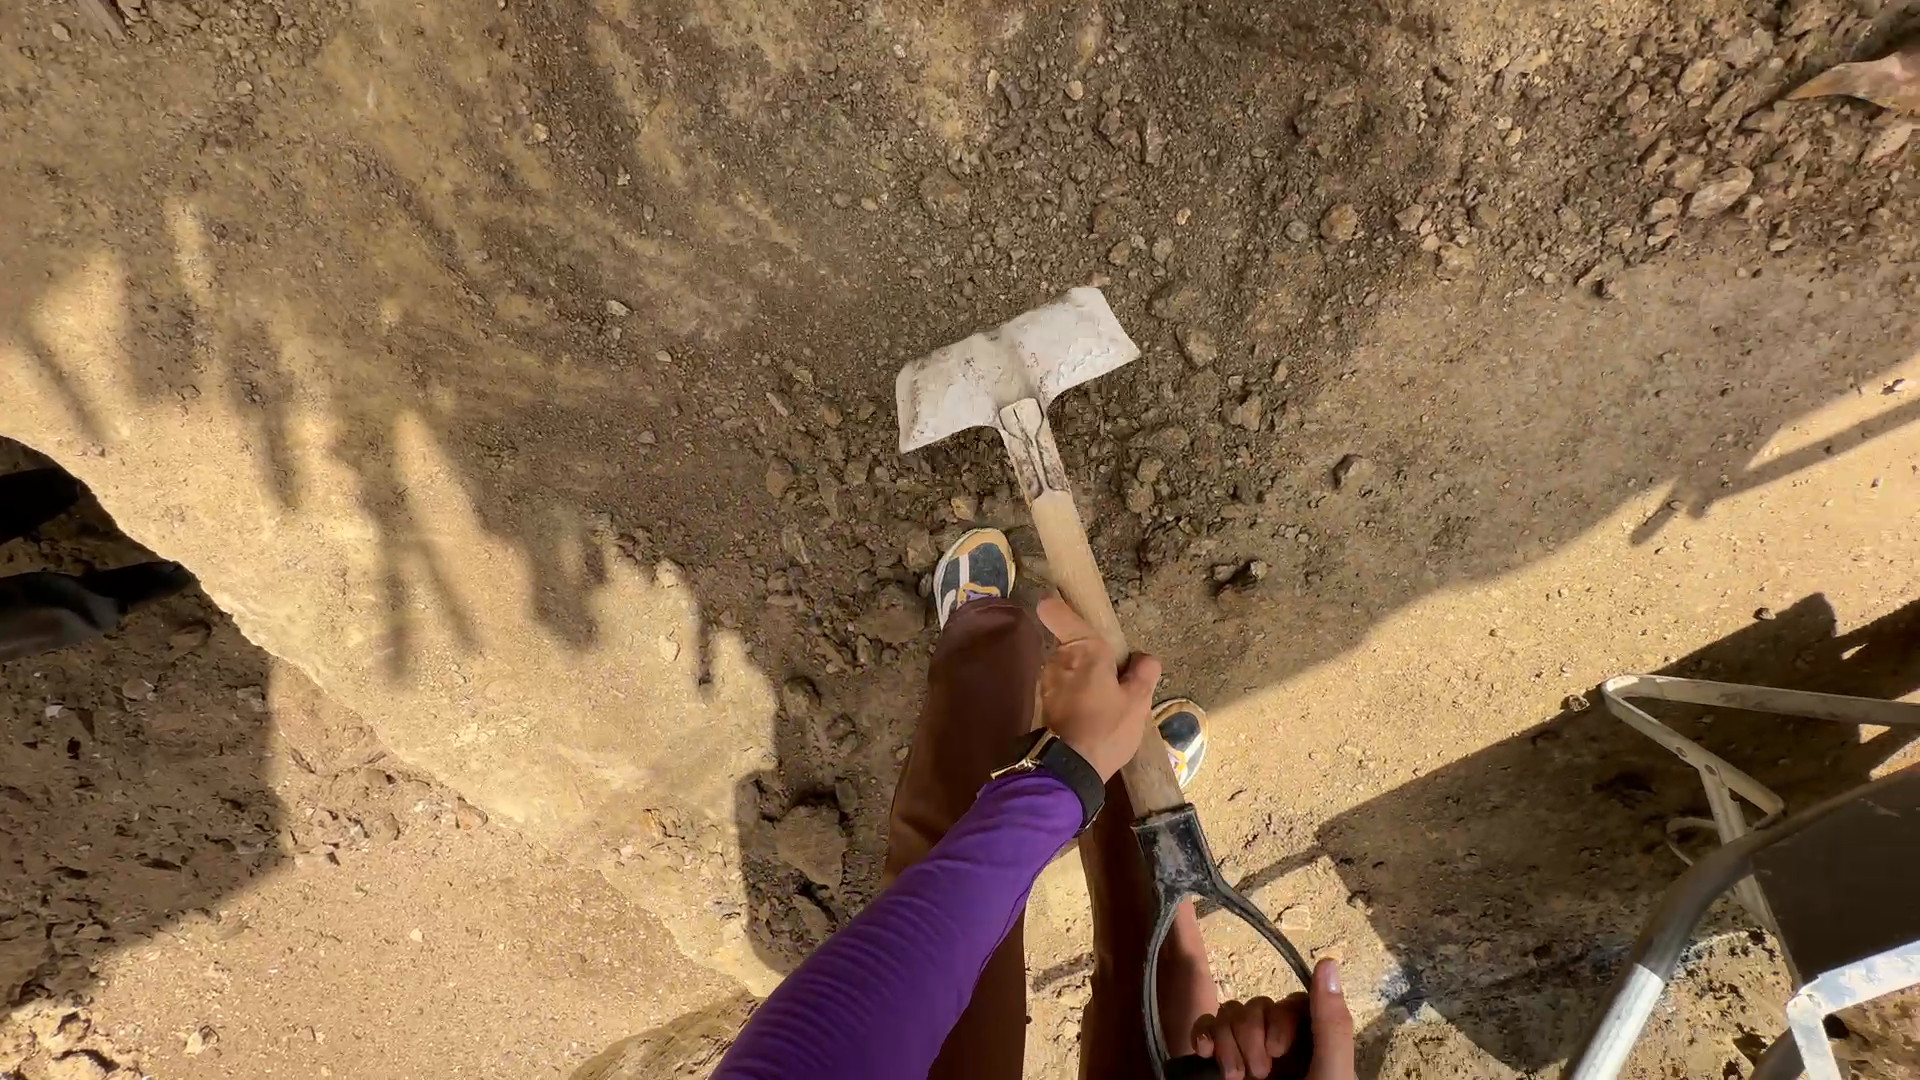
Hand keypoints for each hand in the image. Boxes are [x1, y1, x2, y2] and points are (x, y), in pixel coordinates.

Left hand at [1036, 595, 1160, 781]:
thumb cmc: (1107, 728)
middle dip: (1089, 654)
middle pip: (1070, 642)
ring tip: (1105, 702)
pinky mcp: (1043, 702)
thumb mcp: (1138, 702)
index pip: (1054, 609)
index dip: (1060, 605)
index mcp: (1082, 647)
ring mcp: (1046, 680)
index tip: (1073, 610)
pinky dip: (1074, 695)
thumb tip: (1145, 659)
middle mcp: (1058, 657)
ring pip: (1066, 666)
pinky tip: (1091, 715)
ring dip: (1082, 677)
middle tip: (1114, 678)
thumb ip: (1143, 673)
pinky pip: (1061, 687)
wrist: (1070, 768)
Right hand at [1190, 959, 1353, 1079]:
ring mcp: (1248, 1054)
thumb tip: (1330, 960)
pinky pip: (1206, 1027)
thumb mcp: (1328, 1078)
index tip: (1280, 1050)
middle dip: (1252, 1035)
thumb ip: (1330, 1024)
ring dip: (1228, 1040)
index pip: (1292, 1003)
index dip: (1280, 1017)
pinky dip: (1203, 1034)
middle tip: (1260, 1074)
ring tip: (1236, 1078)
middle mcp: (1280, 1048)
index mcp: (1313, 1049)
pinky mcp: (1220, 1061)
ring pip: (1231, 1013)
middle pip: (1258, 1006)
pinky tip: (1204, 1053)